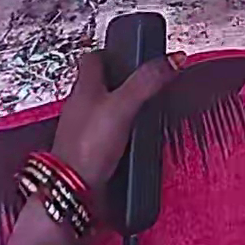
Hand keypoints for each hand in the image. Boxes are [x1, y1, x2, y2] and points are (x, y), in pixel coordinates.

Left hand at [50, 50, 177, 187]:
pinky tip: (131, 141)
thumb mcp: (123, 106)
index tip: (128, 53)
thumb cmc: (88, 146)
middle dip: (119, 81)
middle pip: (99, 83)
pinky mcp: (88, 153)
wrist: (72, 192)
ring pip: (101, 109)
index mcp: (84, 86)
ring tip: (141, 110)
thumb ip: (147, 82)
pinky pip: (104, 136)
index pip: (93, 58)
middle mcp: (80, 106)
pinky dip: (118, 135)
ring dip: (119, 108)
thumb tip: (172, 60)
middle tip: (141, 81)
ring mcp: (81, 130)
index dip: (110, 53)